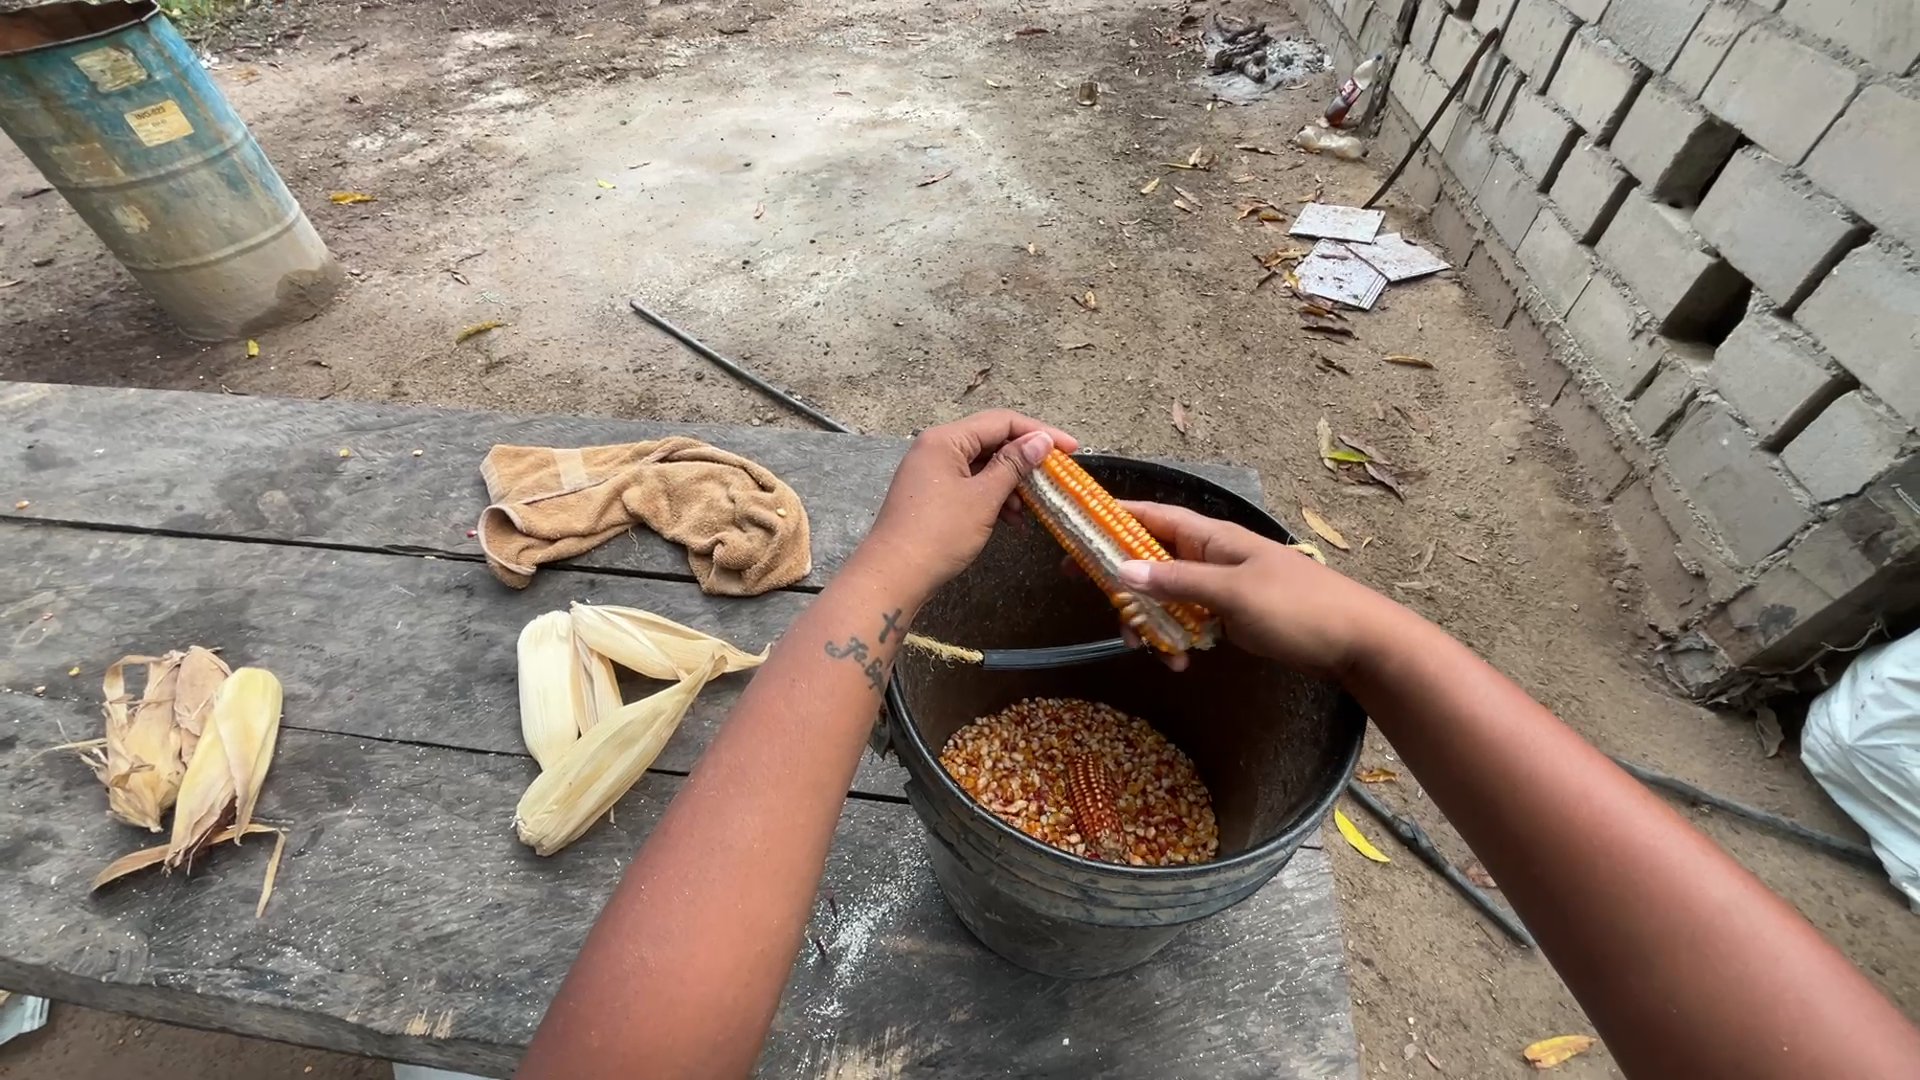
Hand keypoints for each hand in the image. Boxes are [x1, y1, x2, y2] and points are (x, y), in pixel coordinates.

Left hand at [855, 410, 1078, 600]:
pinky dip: (993, 498)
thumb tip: (1041, 441)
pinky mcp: (932, 495)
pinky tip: (1010, 520)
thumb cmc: (938, 534)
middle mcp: (935, 449)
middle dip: (1024, 462)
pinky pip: (970, 485)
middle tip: (1053, 479)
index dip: (1039, 432)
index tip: (1071, 450)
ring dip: (1010, 484)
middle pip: (991, 442)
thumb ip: (1013, 465)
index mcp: (945, 440)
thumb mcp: (983, 498)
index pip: (1001, 422)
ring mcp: (932, 473)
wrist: (894, 576)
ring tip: (1029, 510)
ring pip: (983, 466)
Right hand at [1115, 501, 1411, 680]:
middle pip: (1149, 559)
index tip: (1076, 530)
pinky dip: (1175, 638)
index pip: (1150, 517)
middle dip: (1124, 583)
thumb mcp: (1233, 593)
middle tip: (1102, 605)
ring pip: (1163, 595)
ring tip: (1146, 649)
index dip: (1112, 519)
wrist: (1357, 642)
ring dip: (1150, 620)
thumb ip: (1176, 581)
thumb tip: (1120, 569)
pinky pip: (1185, 620)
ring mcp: (1216, 586)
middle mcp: (1207, 556)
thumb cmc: (1297, 607)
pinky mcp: (1225, 614)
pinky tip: (1179, 662)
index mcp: (1210, 538)